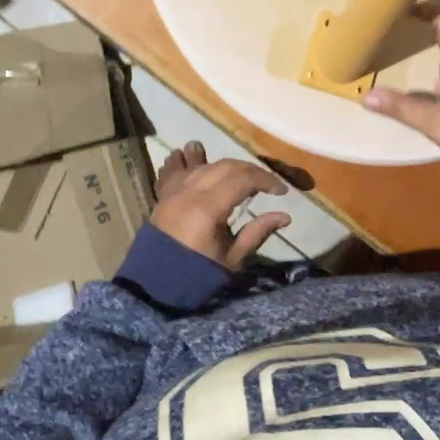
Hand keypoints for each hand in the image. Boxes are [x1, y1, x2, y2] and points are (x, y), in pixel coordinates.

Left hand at [151, 141, 291, 268]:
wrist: (154, 285)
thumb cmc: (197, 275)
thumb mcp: (233, 259)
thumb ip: (257, 232)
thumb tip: (285, 216)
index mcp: (209, 208)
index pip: (243, 179)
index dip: (266, 180)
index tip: (281, 191)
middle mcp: (190, 192)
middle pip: (224, 166)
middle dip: (249, 170)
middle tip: (264, 182)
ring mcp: (173, 192)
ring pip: (201, 165)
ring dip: (222, 164)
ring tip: (239, 170)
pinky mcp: (163, 196)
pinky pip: (173, 171)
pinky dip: (182, 161)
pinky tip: (186, 154)